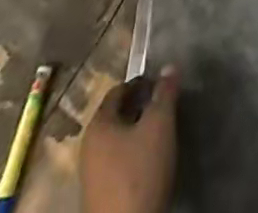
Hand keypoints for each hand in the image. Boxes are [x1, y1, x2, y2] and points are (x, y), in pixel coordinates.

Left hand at [80, 66, 178, 212]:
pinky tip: (151, 157)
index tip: (163, 83)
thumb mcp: (159, 126)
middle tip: (166, 103)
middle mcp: (89, 144)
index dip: (141, 82)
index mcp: (98, 124)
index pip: (118, 90)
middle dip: (141, 105)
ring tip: (162, 129)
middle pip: (116, 113)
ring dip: (138, 128)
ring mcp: (91, 170)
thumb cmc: (140, 171)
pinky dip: (133, 149)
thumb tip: (169, 66)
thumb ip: (165, 94)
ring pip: (117, 136)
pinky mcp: (99, 190)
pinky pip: (117, 157)